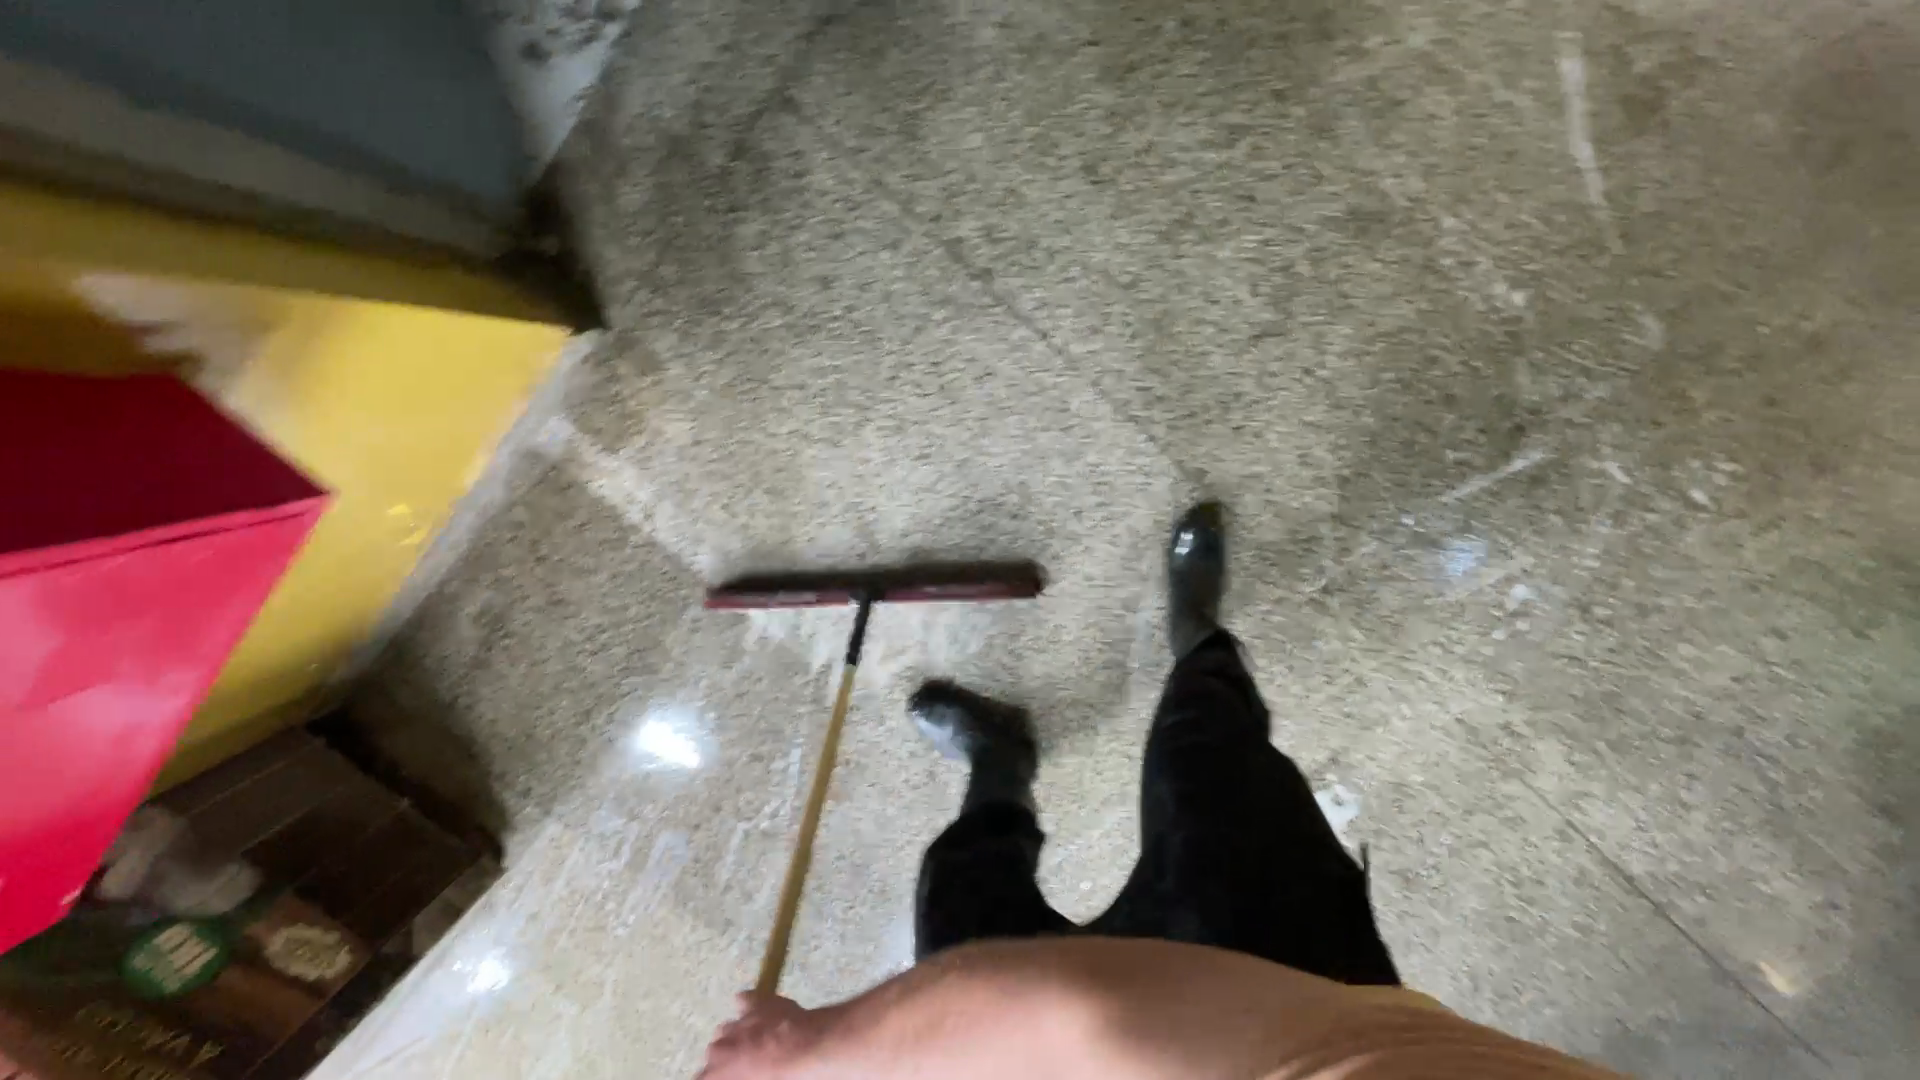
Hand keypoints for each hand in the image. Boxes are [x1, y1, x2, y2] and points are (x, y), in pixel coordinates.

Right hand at [697, 992, 823, 1079]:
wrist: (807, 1049)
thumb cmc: (782, 1078)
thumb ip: (741, 1075)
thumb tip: (743, 1072)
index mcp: (720, 1071)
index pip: (702, 1077)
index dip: (711, 1077)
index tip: (721, 1077)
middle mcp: (723, 1045)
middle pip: (713, 1051)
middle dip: (723, 1057)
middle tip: (741, 1066)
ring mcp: (741, 1021)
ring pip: (727, 1027)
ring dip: (735, 1035)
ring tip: (750, 1042)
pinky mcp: (759, 1001)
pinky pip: (745, 1000)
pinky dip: (746, 1005)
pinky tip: (749, 1008)